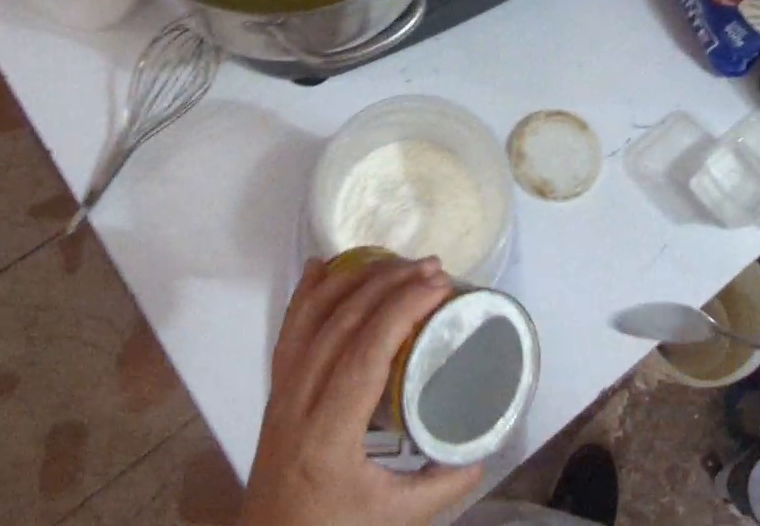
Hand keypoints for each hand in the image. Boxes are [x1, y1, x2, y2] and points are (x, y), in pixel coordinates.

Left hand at [239, 256, 484, 525]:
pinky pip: (288, 329)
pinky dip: (307, 292)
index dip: (401, 310)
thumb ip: (440, 487)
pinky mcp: (276, 389)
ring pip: (313, 317)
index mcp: (328, 435)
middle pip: (341, 323)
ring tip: (397, 260)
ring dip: (355, 279)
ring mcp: (281, 391)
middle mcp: (298, 402)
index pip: (365, 354)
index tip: (438, 287)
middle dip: (389, 284)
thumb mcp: (393, 518)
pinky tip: (324, 265)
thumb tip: (483, 452)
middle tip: (432, 266)